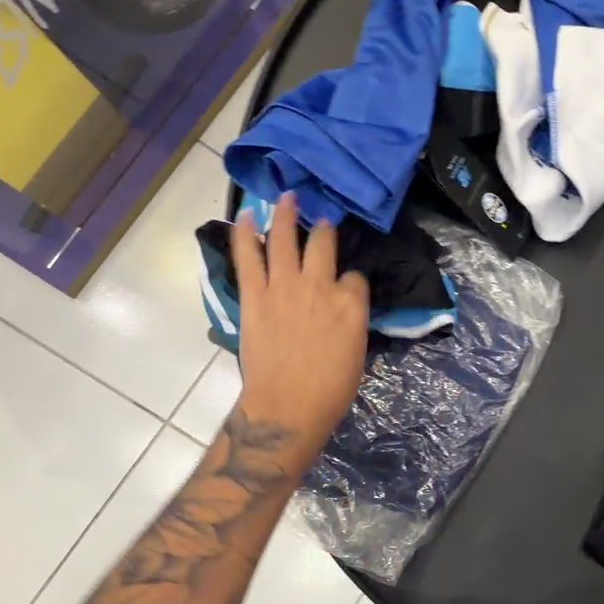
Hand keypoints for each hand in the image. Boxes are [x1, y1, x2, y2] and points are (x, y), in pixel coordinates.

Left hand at [229, 194, 369, 439]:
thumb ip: (350, 321)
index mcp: (352, 304)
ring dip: (286, 213)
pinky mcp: (254, 294)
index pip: (355, 277)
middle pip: (323, 244)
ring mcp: (284, 286)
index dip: (350, 280)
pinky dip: (246, 233)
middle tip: (321, 220)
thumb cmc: (331, 389)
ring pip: (286, 238)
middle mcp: (320, 285)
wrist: (289, 405)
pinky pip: (249, 255)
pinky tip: (247, 215)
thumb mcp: (357, 351)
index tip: (345, 286)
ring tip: (287, 197)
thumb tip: (341, 309)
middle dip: (323, 230)